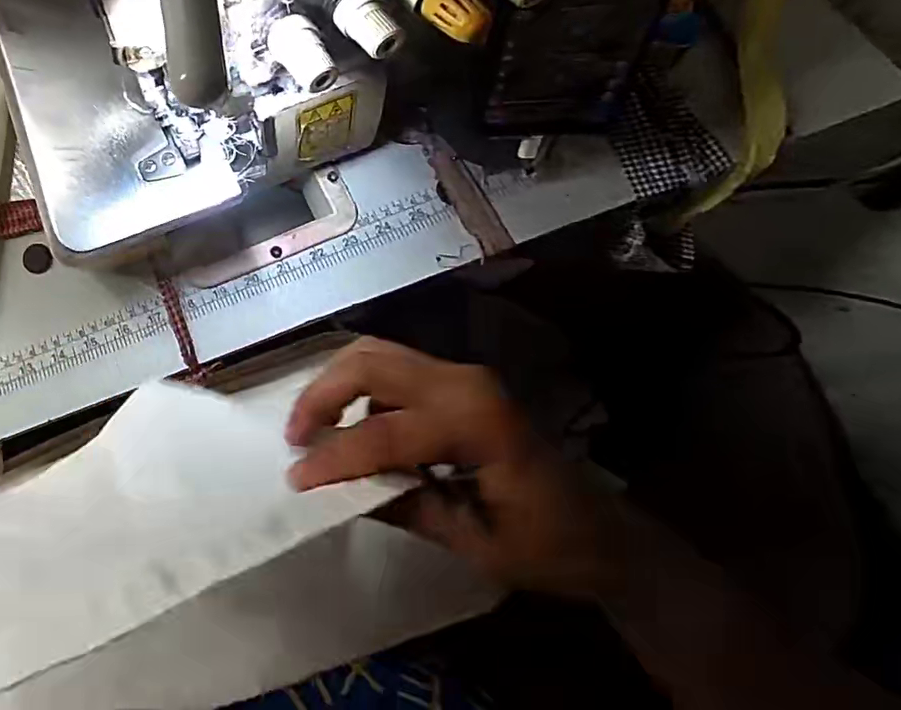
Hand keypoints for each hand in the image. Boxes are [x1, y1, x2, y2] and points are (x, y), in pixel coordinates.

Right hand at [284, 337, 618, 599]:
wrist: (605, 533)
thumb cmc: (549, 547)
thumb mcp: (475, 545)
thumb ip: (404, 507)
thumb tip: (338, 489)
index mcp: (478, 422)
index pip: (385, 431)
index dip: (335, 456)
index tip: (297, 479)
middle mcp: (465, 381)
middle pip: (370, 363)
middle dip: (322, 396)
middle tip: (295, 436)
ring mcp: (460, 373)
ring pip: (375, 353)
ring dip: (334, 383)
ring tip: (312, 424)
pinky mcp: (453, 379)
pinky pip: (390, 365)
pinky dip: (358, 386)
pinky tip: (351, 422)